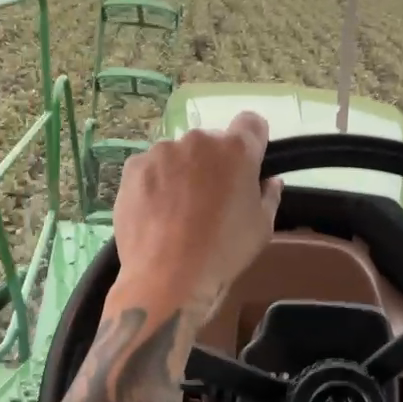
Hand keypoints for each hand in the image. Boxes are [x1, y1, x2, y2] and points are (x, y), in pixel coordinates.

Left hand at [113, 112, 282, 309]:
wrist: (168, 278)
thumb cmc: (224, 253)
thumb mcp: (262, 227)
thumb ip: (268, 195)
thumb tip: (268, 181)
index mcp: (237, 150)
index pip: (251, 123)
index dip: (252, 142)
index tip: (247, 166)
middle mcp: (199, 140)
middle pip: (211, 142)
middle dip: (213, 163)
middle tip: (211, 200)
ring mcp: (162, 151)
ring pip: (178, 154)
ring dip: (182, 172)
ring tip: (178, 211)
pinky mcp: (133, 168)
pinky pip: (150, 167)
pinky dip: (155, 183)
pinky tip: (156, 213)